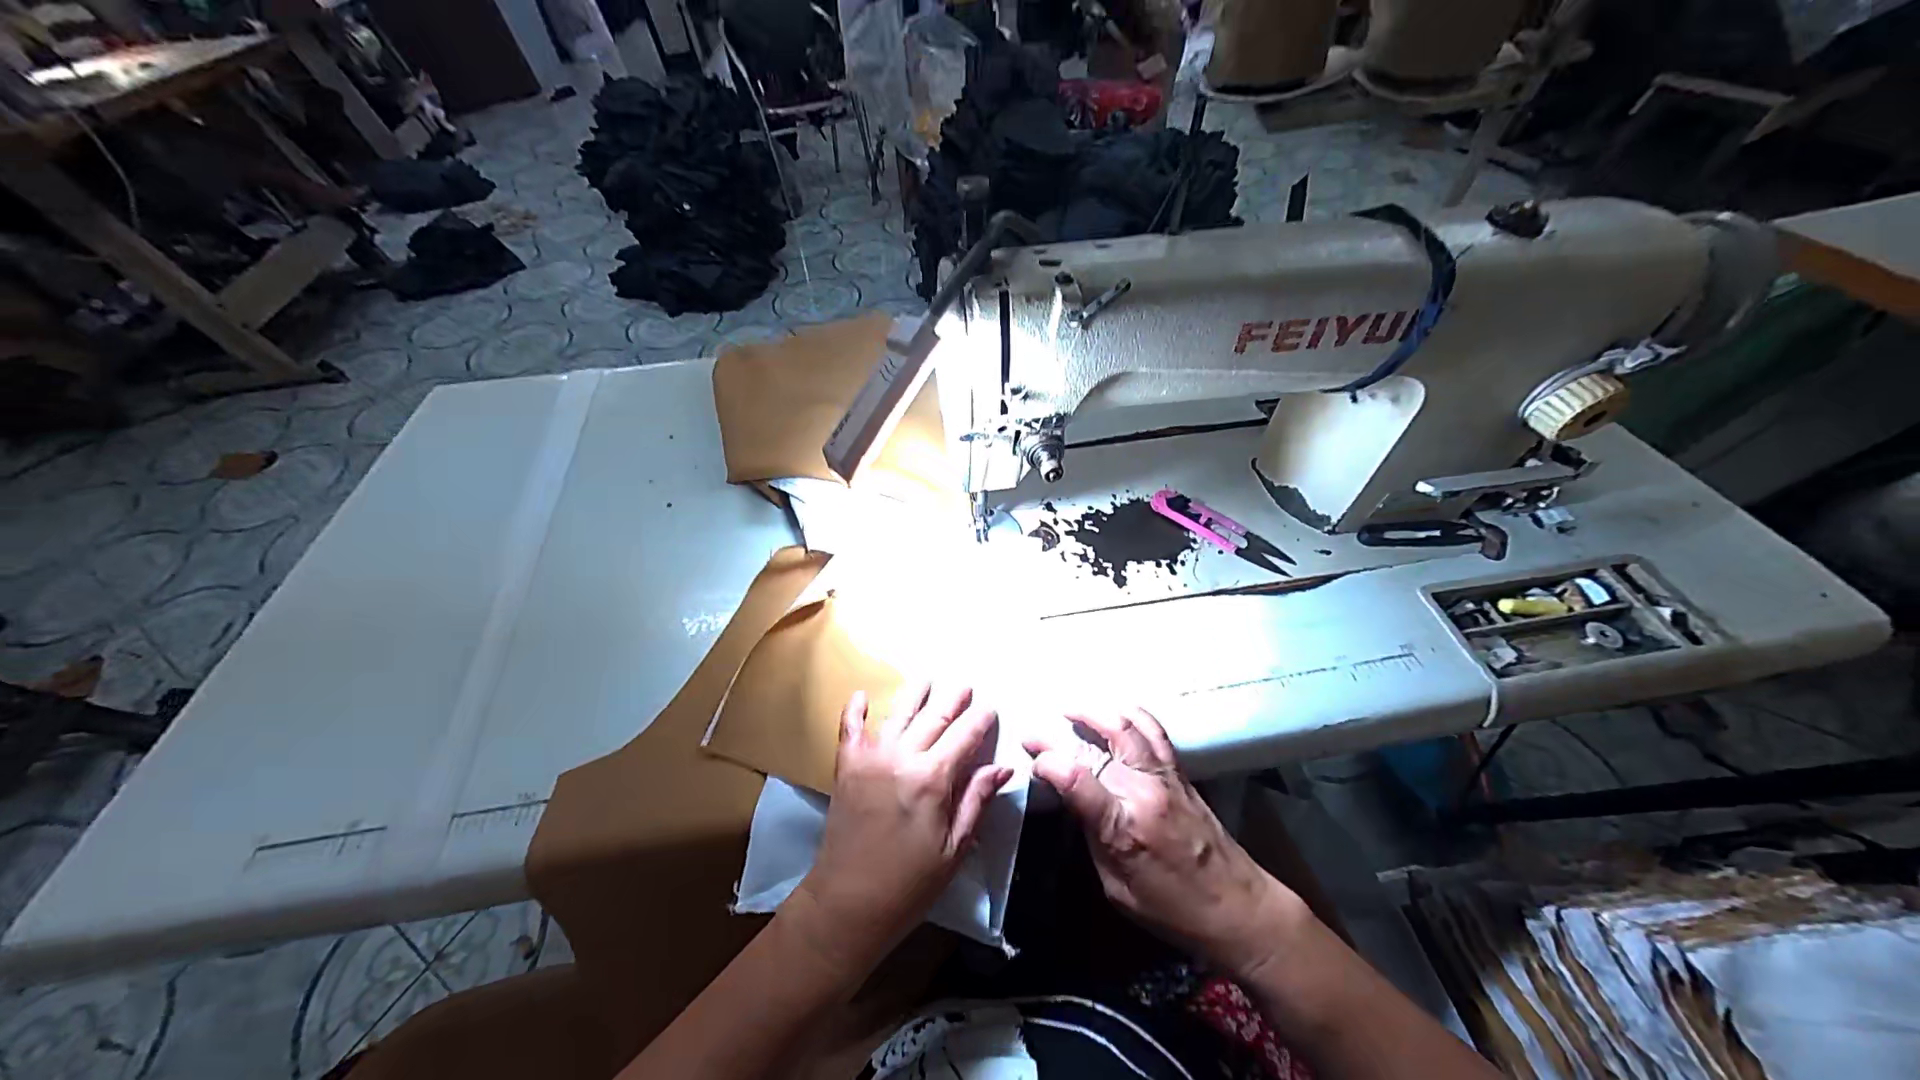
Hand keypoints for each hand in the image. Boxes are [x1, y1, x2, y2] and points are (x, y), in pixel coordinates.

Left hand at [786, 682, 1012, 977]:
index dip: (980, 721)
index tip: (990, 708)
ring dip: (915, 695)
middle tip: (965, 686)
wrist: (848, 902)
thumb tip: (1002, 768)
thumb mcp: (954, 848)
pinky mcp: (846, 767)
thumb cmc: (910, 883)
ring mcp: (871, 758)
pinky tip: (862, 694)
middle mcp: (902, 758)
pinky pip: (850, 729)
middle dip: (953, 701)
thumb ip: (976, 801)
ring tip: (927, 679)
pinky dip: (855, 709)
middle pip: (934, 719)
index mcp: (933, 779)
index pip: (964, 738)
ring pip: (898, 715)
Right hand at [1024, 708, 1301, 979]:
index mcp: (1123, 827)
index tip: (1032, 761)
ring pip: (1128, 727)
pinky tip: (1117, 713)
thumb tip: (1073, 801)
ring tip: (1072, 710)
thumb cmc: (1173, 910)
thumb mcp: (1116, 887)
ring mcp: (1165, 777)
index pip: (1076, 779)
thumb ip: (1092, 838)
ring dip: (1096, 712)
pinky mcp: (1181, 774)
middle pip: (1096, 747)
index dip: (1047, 762)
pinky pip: (1154, 732)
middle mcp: (1144, 791)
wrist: (1239, 908)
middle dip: (1058, 735)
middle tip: (1035, 734)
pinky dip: (1132, 715)